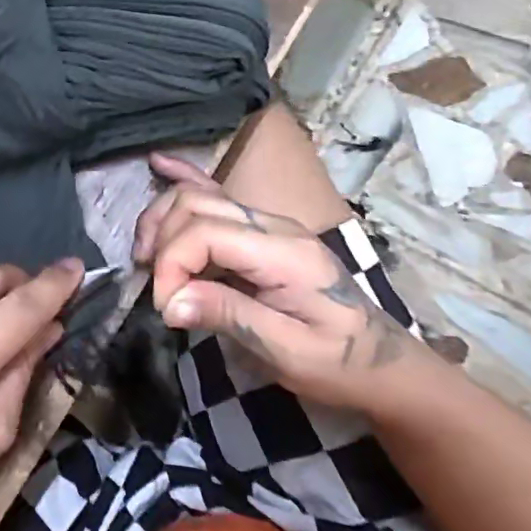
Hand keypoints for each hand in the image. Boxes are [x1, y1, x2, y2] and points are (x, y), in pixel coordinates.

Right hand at [133, 154, 442, 415]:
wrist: (384, 367)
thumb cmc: (340, 365)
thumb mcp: (289, 353)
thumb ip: (229, 316)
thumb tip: (169, 303)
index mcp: (285, 253)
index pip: (204, 233)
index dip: (170, 264)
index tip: (165, 308)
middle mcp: (274, 225)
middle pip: (193, 205)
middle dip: (160, 242)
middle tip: (156, 290)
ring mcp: (267, 222)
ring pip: (195, 196)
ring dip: (161, 222)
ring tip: (146, 260)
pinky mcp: (258, 229)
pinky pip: (214, 192)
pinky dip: (182, 180)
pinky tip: (158, 164)